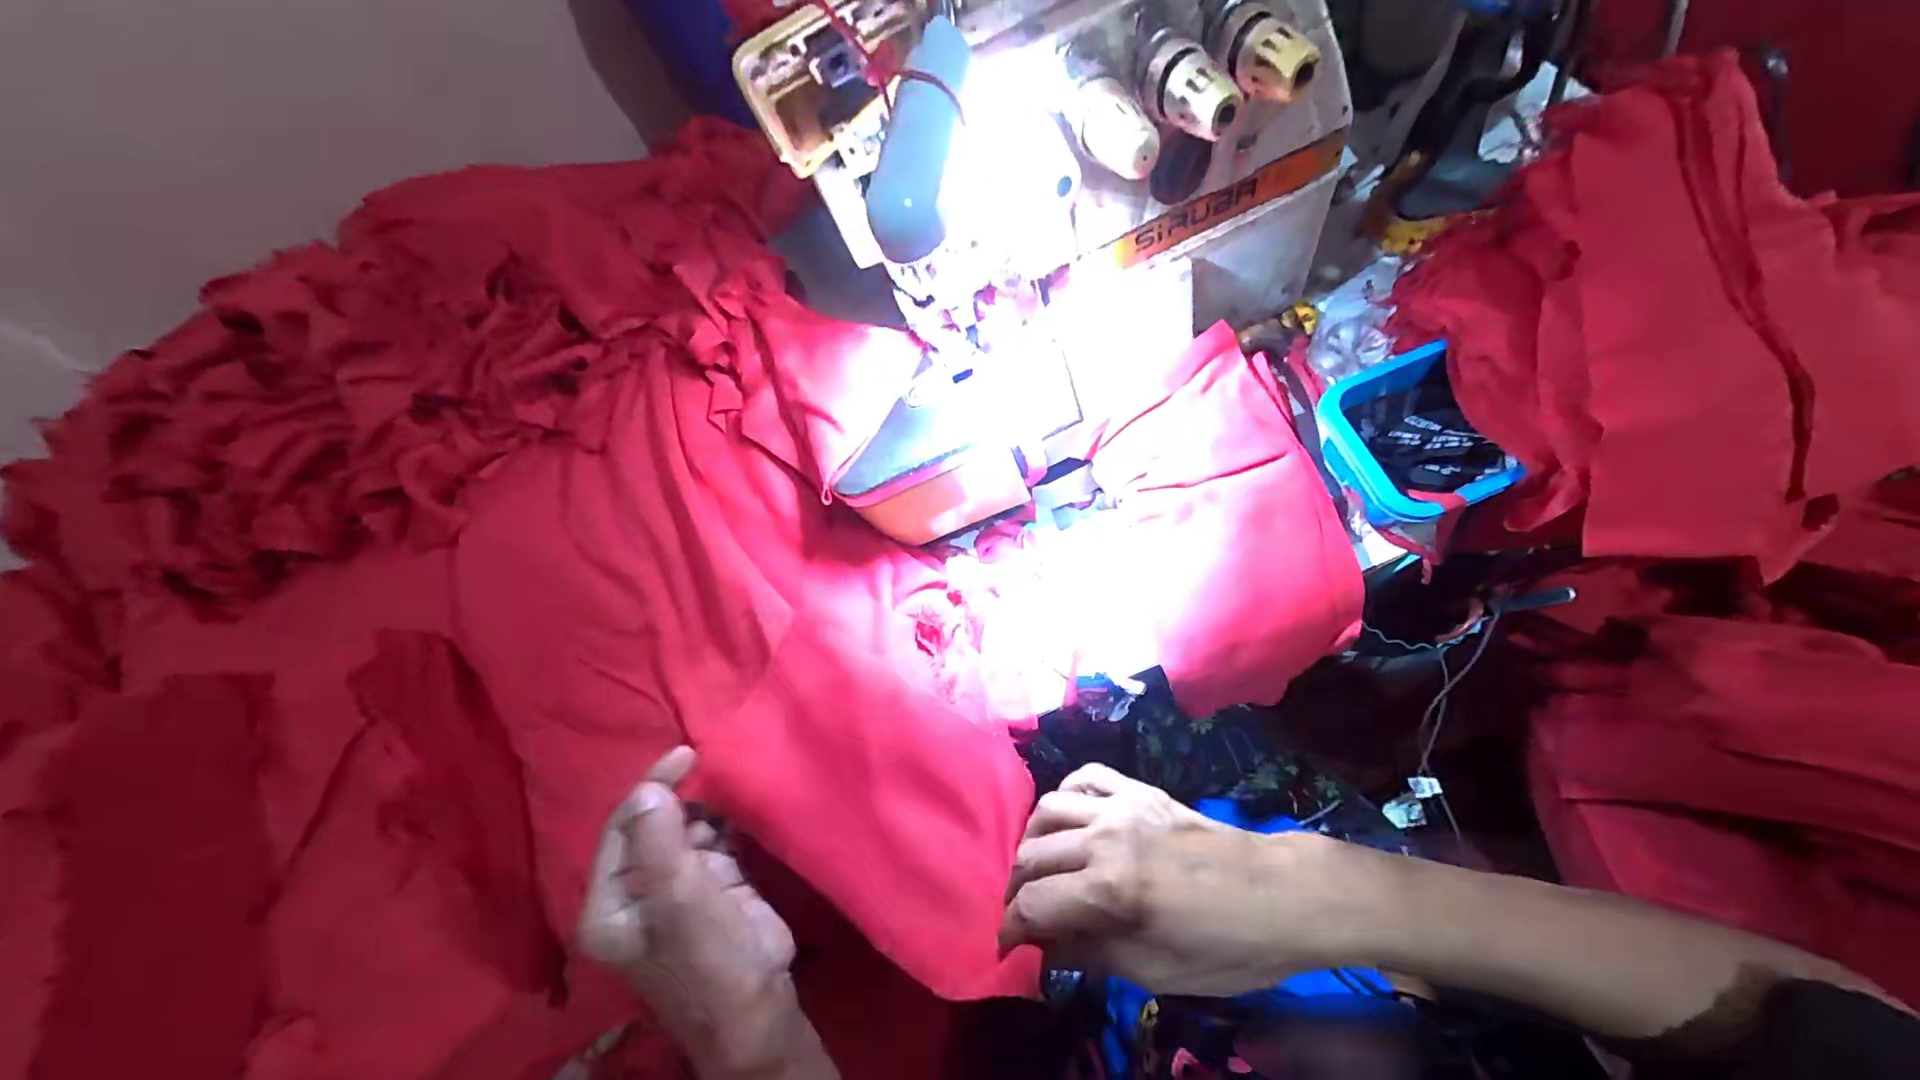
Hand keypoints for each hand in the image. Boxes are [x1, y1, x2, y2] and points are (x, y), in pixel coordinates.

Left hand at [578, 747, 802, 1071]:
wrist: (759, 1006)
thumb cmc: (708, 959)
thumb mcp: (679, 900)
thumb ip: (659, 842)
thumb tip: (648, 789)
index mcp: (610, 902)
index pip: (622, 827)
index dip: (650, 787)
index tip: (685, 755)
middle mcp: (638, 890)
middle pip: (653, 824)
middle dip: (681, 797)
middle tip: (712, 772)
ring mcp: (678, 887)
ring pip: (685, 828)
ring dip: (705, 809)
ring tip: (729, 797)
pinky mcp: (714, 884)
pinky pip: (713, 840)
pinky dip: (725, 823)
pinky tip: (739, 812)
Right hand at [999, 764, 1348, 995]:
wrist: (1280, 894)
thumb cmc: (1226, 946)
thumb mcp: (1157, 972)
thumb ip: (1091, 955)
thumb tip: (1045, 950)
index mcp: (1110, 890)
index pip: (1034, 904)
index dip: (1012, 929)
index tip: (1009, 946)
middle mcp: (1105, 838)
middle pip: (1032, 856)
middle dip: (1016, 889)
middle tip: (1023, 913)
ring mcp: (1121, 806)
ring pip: (1048, 810)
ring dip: (1033, 841)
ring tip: (1040, 865)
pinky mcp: (1138, 789)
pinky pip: (1086, 777)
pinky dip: (1066, 794)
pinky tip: (1069, 817)